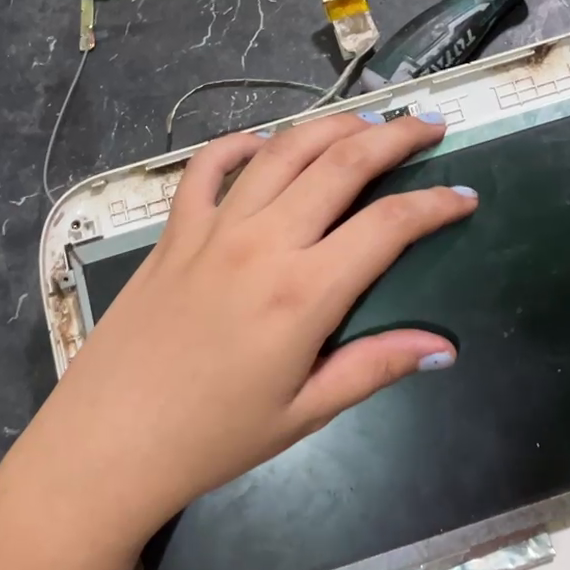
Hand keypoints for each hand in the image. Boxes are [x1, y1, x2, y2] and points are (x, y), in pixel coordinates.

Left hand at [45, 110, 477, 534]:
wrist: (104, 445)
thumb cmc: (212, 438)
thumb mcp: (304, 414)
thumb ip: (375, 367)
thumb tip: (444, 347)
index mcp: (303, 292)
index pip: (389, 225)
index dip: (436, 205)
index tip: (464, 196)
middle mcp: (263, 241)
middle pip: (342, 164)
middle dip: (395, 137)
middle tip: (428, 126)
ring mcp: (213, 228)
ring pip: (283, 150)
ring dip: (332, 127)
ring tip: (367, 124)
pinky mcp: (175, 230)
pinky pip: (207, 167)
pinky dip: (239, 144)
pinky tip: (262, 142)